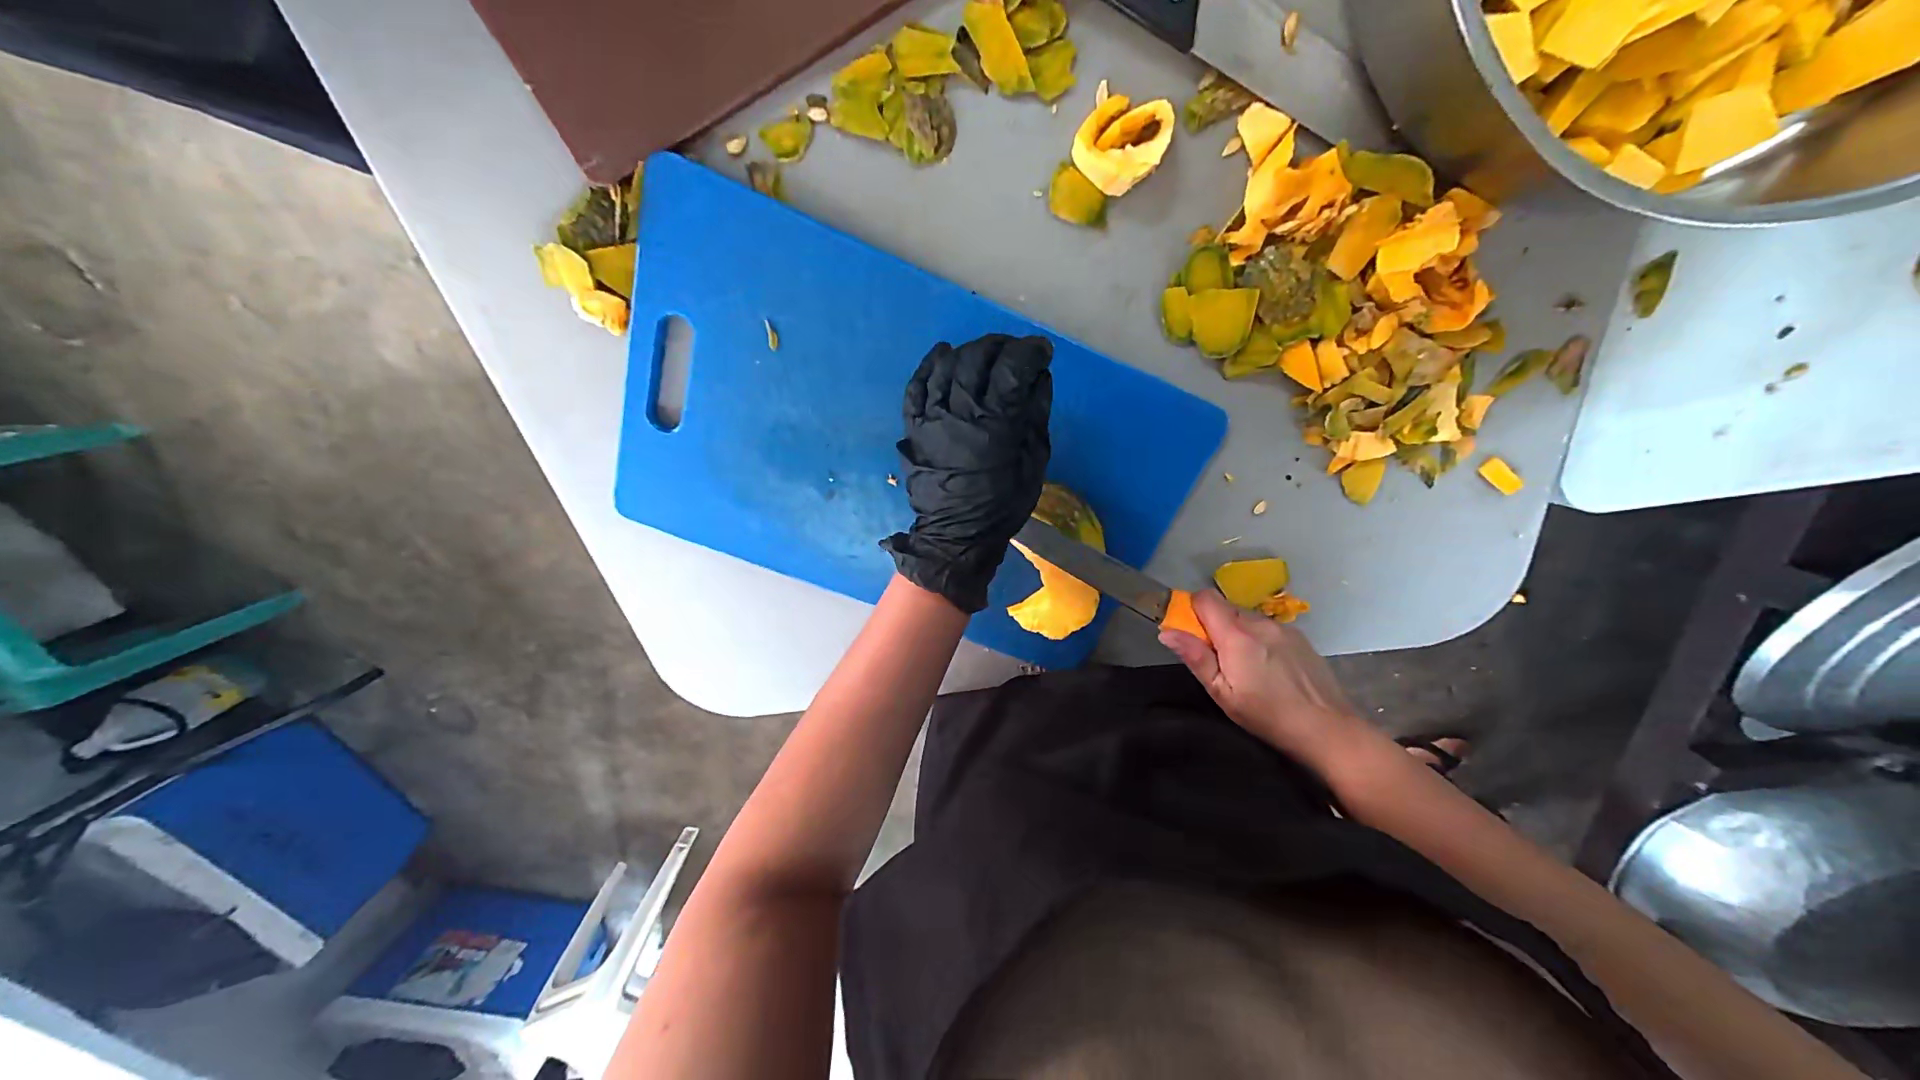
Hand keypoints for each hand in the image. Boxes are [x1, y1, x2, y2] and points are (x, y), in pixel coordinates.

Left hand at [881, 334, 1052, 613]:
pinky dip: (930, 365)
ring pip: (947, 366)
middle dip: (1000, 346)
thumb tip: (1039, 377)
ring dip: (969, 351)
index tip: (1041, 351)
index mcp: (996, 424)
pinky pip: (917, 386)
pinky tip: (943, 354)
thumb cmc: (1002, 503)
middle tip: (1014, 351)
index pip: (1012, 368)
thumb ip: (1036, 414)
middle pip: (977, 358)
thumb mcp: (1034, 461)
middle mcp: (960, 412)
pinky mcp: (913, 427)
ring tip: (984, 354)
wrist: (955, 535)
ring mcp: (931, 418)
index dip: (1030, 351)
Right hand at [1160, 589, 1364, 757]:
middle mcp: (1259, 622)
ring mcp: (1282, 628)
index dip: (1192, 610)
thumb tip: (1167, 632)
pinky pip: (1267, 628)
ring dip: (1237, 633)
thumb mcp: (1221, 693)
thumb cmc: (1266, 715)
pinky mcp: (1299, 637)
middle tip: (1219, 661)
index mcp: (1236, 634)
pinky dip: (1259, 639)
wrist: (1326, 727)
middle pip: (1225, 608)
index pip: (1204, 598)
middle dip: (1214, 626)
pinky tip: (1269, 668)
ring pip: (1247, 618)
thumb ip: (1195, 657)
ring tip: (1247, 668)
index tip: (1192, 635)